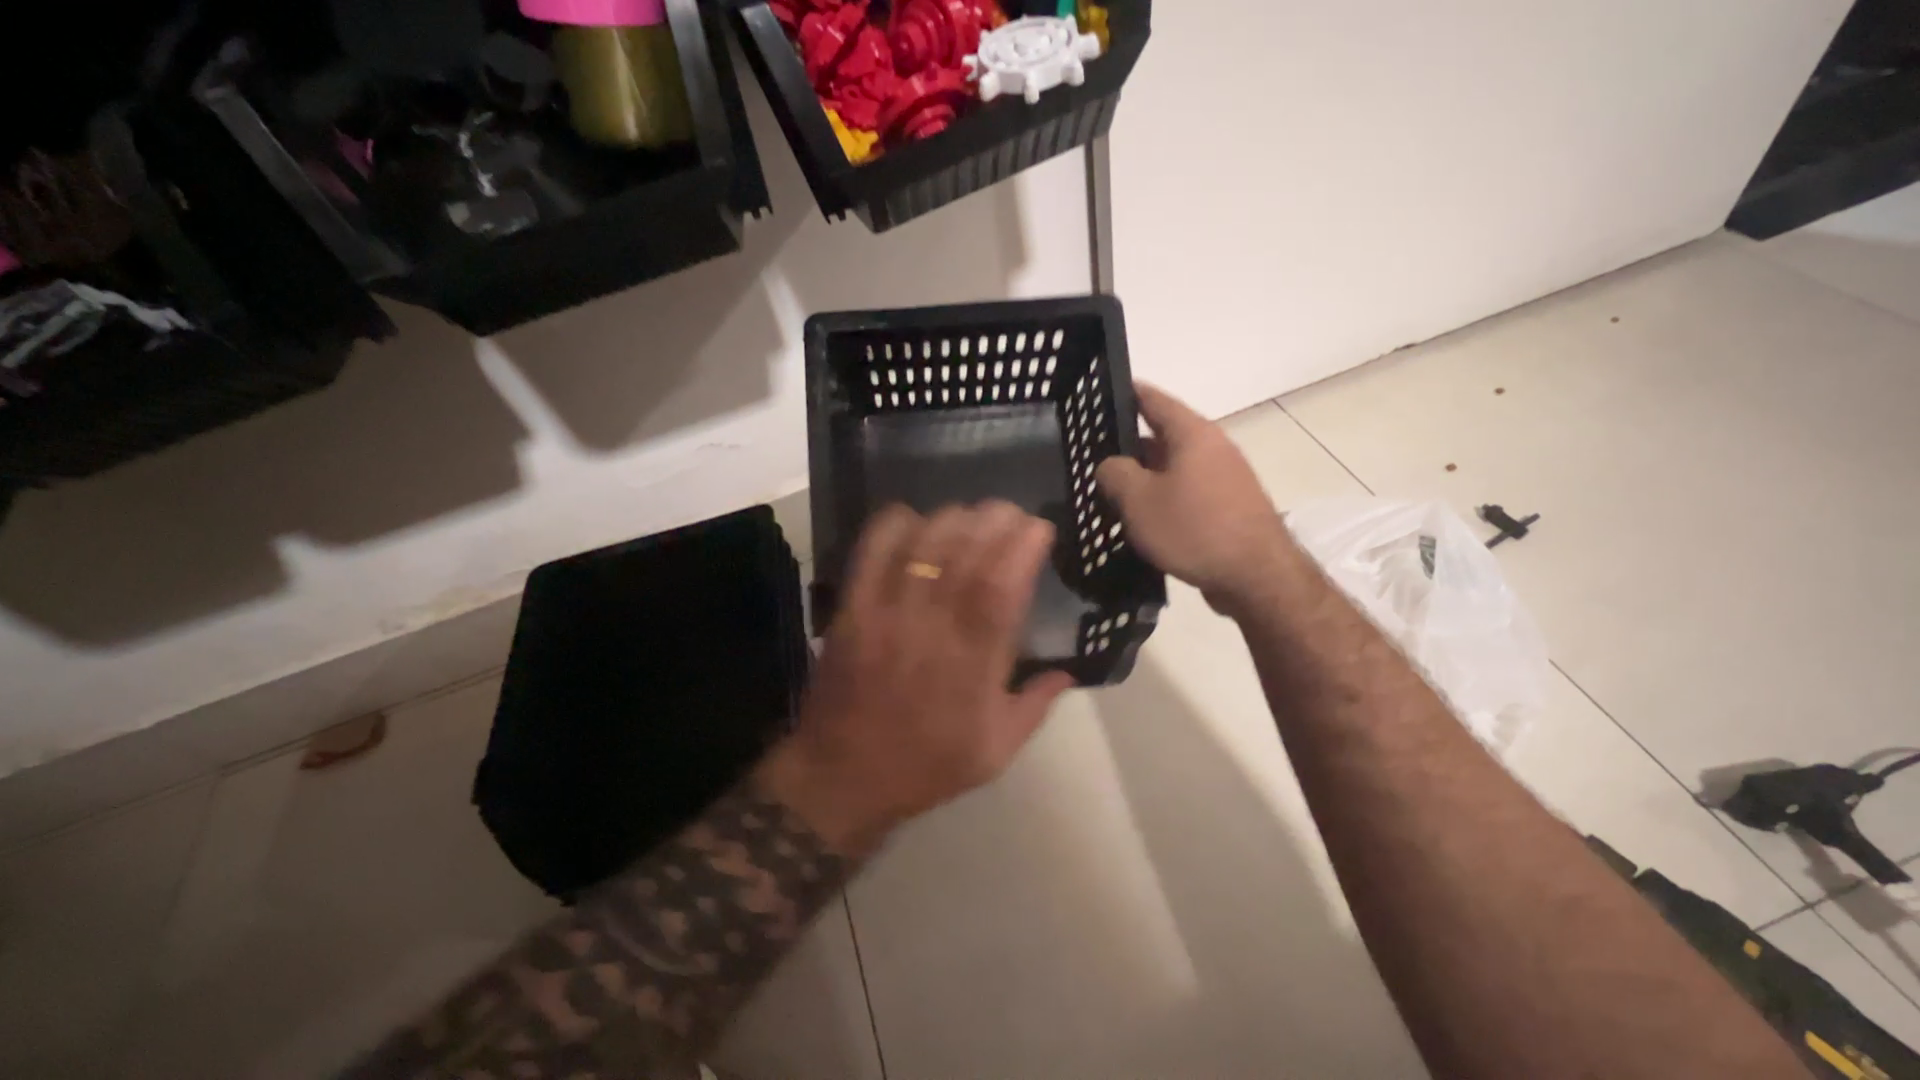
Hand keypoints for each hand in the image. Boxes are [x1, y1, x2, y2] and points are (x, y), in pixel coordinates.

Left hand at [758, 502, 1076, 855]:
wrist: (842, 776)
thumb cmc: (925, 766)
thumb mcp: (995, 752)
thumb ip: (1035, 706)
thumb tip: (1069, 671)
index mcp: (971, 662)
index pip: (1001, 587)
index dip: (1022, 547)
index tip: (1040, 528)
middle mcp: (930, 628)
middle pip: (964, 551)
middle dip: (995, 519)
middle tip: (1012, 514)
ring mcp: (886, 613)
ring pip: (922, 542)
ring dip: (953, 517)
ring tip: (972, 516)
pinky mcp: (852, 608)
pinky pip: (872, 550)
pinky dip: (896, 523)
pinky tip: (916, 521)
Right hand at [1096, 383, 1298, 610]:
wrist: (1256, 577)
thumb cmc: (1194, 529)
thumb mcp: (1138, 500)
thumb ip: (1114, 473)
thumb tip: (1110, 465)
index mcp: (1192, 433)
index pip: (1152, 398)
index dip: (1124, 393)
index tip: (1096, 394)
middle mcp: (1213, 447)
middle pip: (1162, 435)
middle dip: (1127, 445)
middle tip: (1090, 456)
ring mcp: (1225, 478)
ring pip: (1173, 468)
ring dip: (1144, 478)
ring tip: (1109, 492)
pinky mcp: (1229, 508)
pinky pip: (1186, 493)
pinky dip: (1163, 500)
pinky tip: (1141, 521)